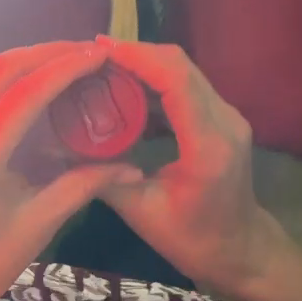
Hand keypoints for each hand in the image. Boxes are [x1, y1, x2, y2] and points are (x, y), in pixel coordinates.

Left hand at [0, 41, 144, 300]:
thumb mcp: (40, 223)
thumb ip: (84, 184)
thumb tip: (134, 167)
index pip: (27, 93)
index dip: (66, 67)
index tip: (100, 53)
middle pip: (2, 68)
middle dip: (48, 53)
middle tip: (89, 50)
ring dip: (25, 56)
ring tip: (67, 56)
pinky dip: (7, 70)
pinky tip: (35, 74)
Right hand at [97, 41, 288, 294]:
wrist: (241, 251)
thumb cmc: (193, 240)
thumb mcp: (142, 214)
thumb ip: (103, 178)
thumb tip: (59, 149)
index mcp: (208, 146)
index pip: (175, 81)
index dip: (138, 57)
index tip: (98, 50)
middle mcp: (225, 121)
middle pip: (180, 65)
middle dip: (136, 53)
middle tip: (92, 54)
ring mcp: (228, 115)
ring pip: (184, 69)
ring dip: (145, 62)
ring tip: (102, 65)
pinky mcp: (222, 116)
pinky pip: (187, 83)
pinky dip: (155, 77)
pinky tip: (125, 85)